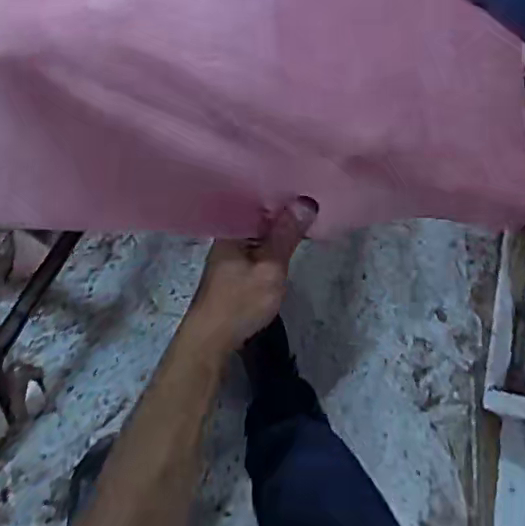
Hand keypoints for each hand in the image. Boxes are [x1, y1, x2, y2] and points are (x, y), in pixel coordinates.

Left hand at [181, 198, 317, 352]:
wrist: (210, 343)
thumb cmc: (239, 302)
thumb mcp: (270, 266)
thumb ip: (287, 234)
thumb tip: (306, 200)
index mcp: (233, 227)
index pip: (259, 196)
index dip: (283, 189)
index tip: (307, 182)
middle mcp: (229, 233)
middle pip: (261, 212)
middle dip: (284, 206)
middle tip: (314, 195)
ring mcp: (230, 251)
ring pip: (260, 228)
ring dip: (280, 224)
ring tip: (307, 213)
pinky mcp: (235, 266)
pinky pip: (258, 242)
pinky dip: (274, 239)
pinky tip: (289, 239)